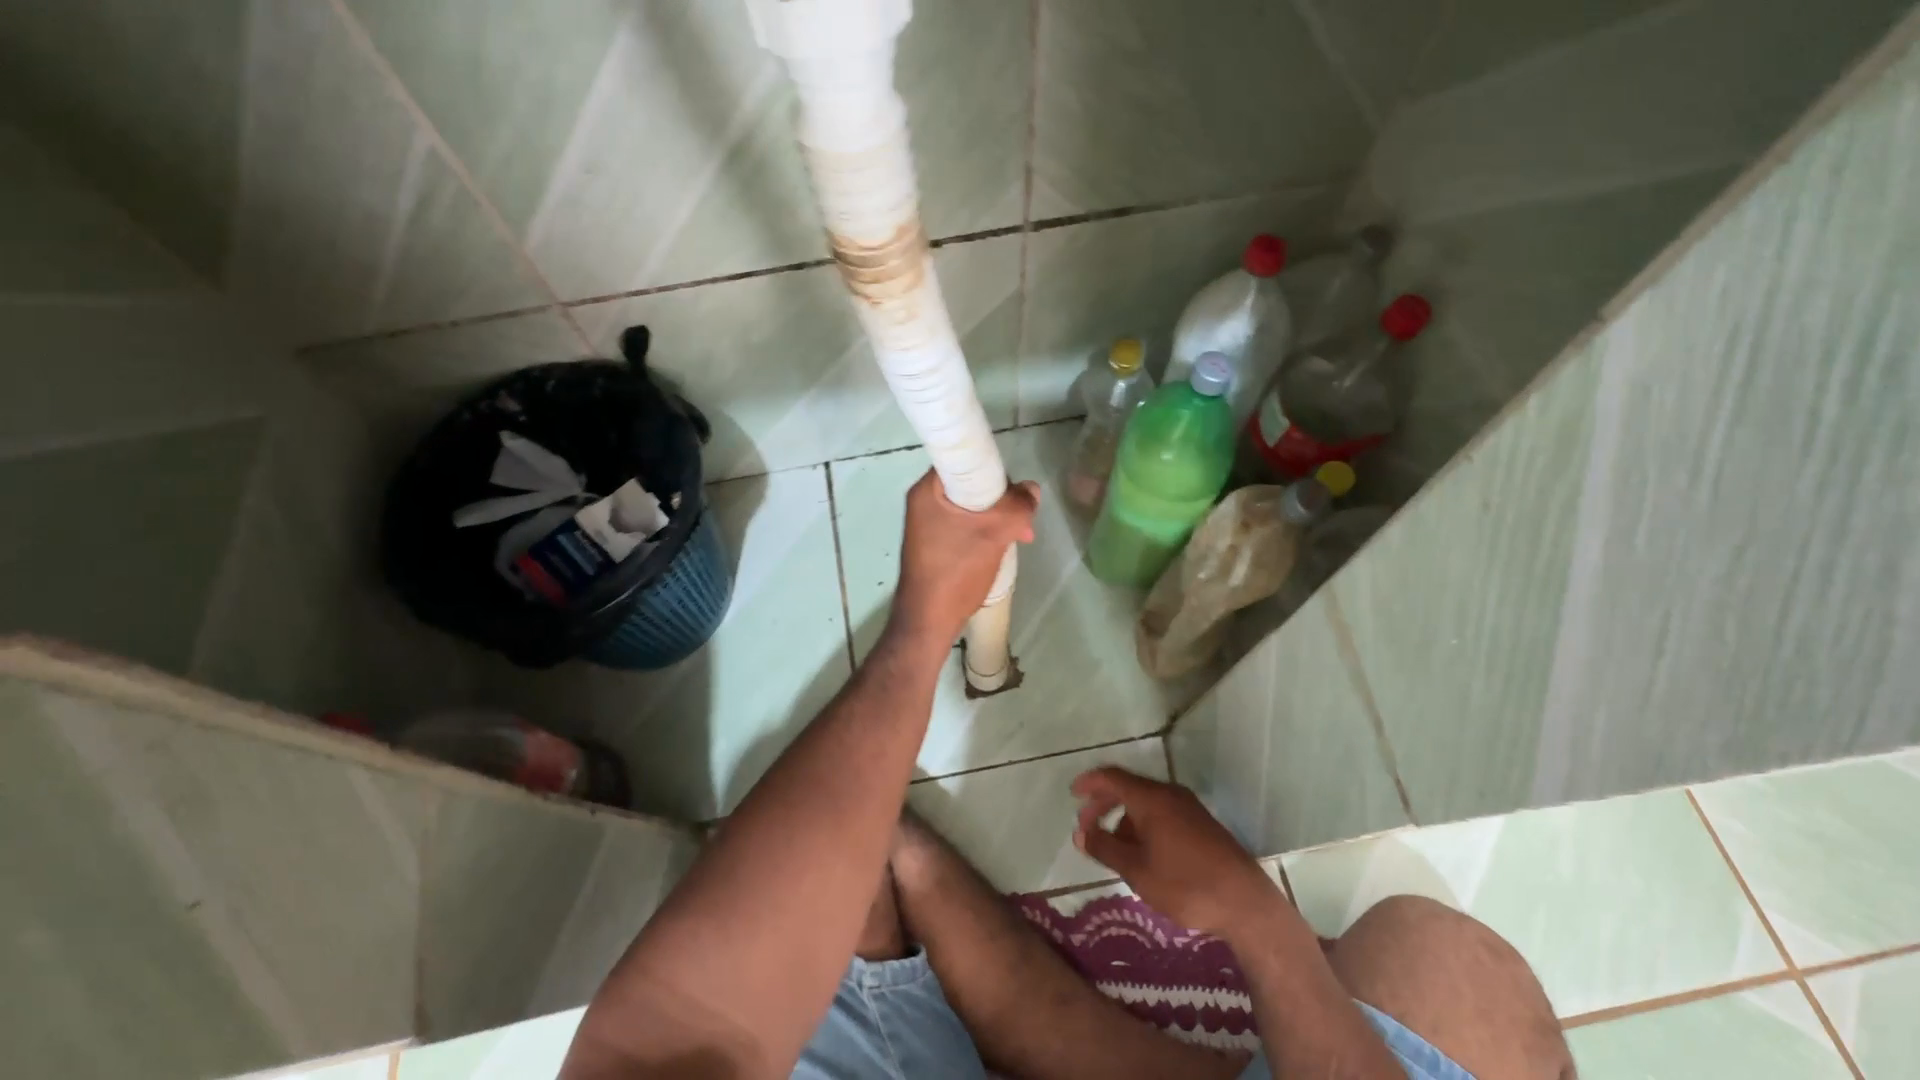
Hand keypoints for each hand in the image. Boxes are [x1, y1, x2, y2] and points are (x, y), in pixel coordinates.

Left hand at [888, 469, 1038, 652]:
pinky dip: (986, 534)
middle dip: (1002, 500)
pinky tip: (1001, 550)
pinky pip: (966, 528)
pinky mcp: (935, 546)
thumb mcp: (994, 533)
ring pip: (972, 509)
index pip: (965, 460)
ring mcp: (928, 526)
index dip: (995, 470)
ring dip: (998, 520)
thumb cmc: (956, 571)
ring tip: (1019, 538)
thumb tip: (1032, 490)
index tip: (1015, 492)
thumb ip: (1018, 506)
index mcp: (928, 490)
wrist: (929, 621)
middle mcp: (924, 503)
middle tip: (1022, 521)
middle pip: (972, 485)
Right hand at [1072, 767, 1282, 937]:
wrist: (1245, 903)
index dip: (1089, 783)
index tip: (1072, 795)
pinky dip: (1143, 824)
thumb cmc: (1185, 885)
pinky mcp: (1201, 824)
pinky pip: (1162, 813)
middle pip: (1129, 788)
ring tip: (1114, 850)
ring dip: (1124, 818)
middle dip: (1104, 804)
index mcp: (1152, 799)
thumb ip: (1105, 848)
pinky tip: (1142, 853)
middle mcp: (1171, 795)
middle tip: (1087, 827)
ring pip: (1146, 803)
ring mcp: (1189, 809)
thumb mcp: (1137, 870)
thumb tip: (1080, 832)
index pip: (1112, 777)